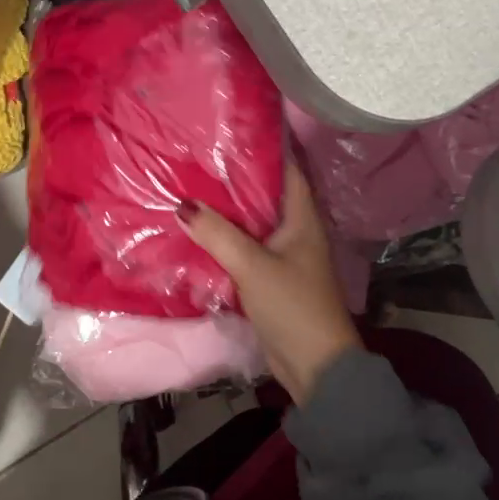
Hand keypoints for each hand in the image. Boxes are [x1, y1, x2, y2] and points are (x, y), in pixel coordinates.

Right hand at [179, 163, 359, 403]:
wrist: (316, 369)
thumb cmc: (294, 307)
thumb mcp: (252, 266)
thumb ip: (217, 234)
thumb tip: (181, 205)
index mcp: (302, 219)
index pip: (286, 169)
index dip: (263, 148)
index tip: (231, 130)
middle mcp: (295, 232)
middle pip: (263, 194)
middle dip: (235, 177)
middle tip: (199, 154)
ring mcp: (283, 257)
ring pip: (250, 222)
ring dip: (226, 209)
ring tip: (190, 185)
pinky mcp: (270, 279)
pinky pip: (243, 248)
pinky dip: (223, 238)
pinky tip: (196, 231)